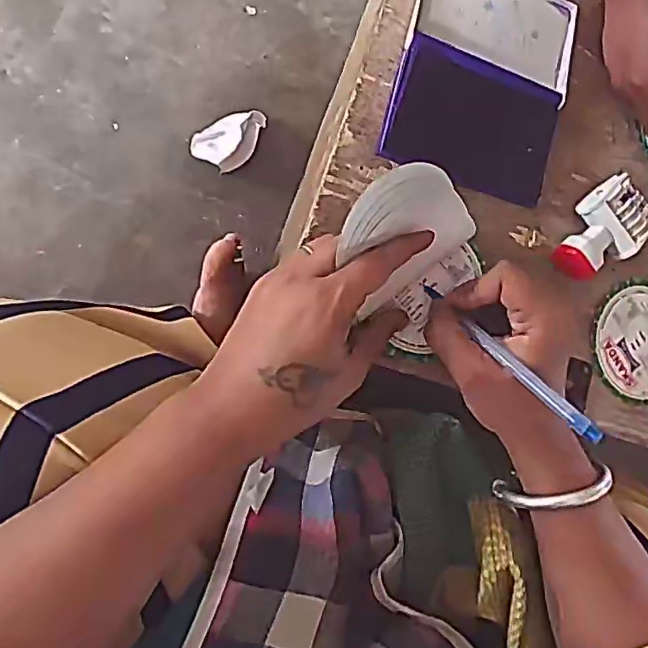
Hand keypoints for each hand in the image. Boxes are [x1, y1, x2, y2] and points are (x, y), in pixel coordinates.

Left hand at [191, 231, 431, 453]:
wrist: (226, 412)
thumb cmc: (292, 402)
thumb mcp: (347, 374)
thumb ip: (376, 336)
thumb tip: (397, 313)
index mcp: (328, 299)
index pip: (374, 260)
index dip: (402, 246)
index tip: (422, 236)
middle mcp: (300, 279)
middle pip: (343, 242)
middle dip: (369, 244)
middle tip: (391, 255)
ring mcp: (275, 280)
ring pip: (318, 249)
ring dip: (343, 252)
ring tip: (360, 272)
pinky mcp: (260, 289)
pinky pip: (298, 262)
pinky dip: (320, 264)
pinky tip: (327, 287)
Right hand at [426, 262, 593, 483]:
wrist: (539, 438)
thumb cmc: (512, 410)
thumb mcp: (471, 372)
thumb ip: (446, 334)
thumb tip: (433, 309)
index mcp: (543, 316)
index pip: (504, 274)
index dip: (473, 289)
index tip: (454, 312)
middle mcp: (553, 310)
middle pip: (504, 279)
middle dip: (473, 298)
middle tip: (454, 320)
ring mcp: (551, 318)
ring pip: (505, 291)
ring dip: (480, 307)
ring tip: (463, 332)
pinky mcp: (543, 327)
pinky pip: (510, 305)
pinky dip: (489, 315)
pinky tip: (477, 339)